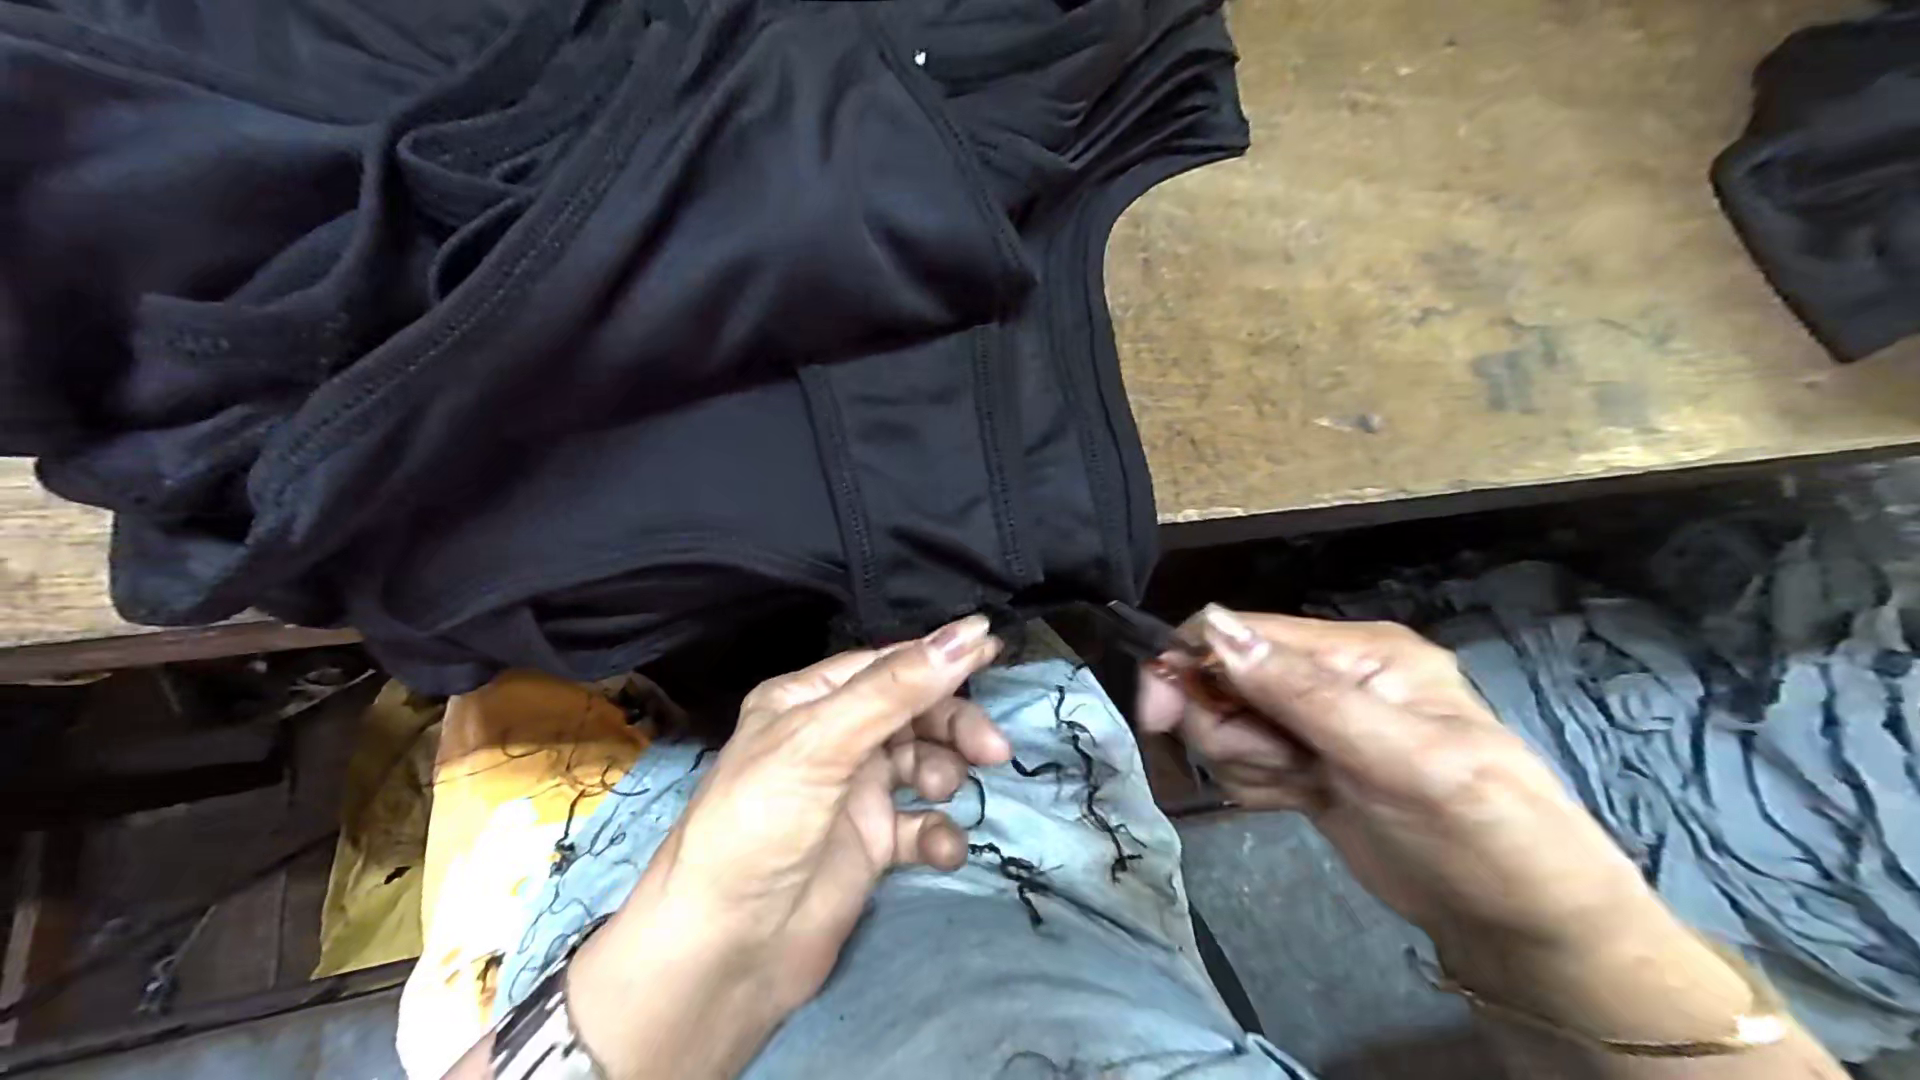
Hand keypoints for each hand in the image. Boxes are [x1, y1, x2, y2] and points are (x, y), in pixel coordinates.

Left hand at [566, 615, 1008, 1079]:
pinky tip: (941, 851)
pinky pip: (920, 824)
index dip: (939, 656)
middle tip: (992, 750)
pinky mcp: (869, 844)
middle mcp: (832, 738)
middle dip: (952, 724)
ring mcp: (853, 792)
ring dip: (945, 773)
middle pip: (912, 712)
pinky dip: (938, 832)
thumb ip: (897, 688)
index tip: (993, 650)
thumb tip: (969, 632)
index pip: (886, 664)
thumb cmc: (763, 823)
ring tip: (944, 794)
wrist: (724, 957)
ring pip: (922, 762)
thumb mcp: (824, 741)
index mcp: (808, 700)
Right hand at [1139, 606, 1657, 952]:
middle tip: (1274, 766)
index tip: (1160, 716)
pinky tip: (1299, 800)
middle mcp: (1326, 674)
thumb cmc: (1485, 834)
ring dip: (1243, 761)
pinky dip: (1252, 782)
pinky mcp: (1298, 759)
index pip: (1240, 632)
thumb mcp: (1404, 760)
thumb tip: (1211, 627)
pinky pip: (1238, 758)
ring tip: (1300, 788)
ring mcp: (1310, 720)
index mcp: (1356, 651)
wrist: (1521, 928)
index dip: (1189, 663)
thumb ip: (1305, 693)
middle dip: (1226, 727)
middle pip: (1220, 677)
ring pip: (1223, 722)